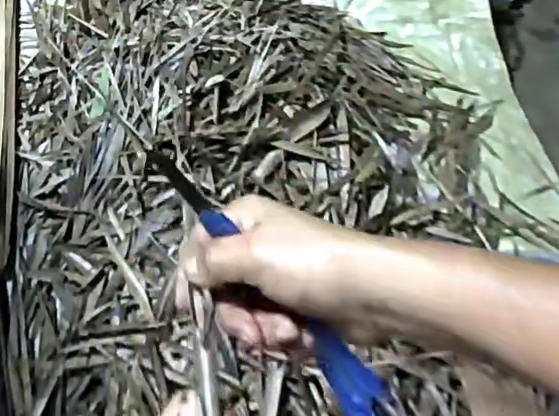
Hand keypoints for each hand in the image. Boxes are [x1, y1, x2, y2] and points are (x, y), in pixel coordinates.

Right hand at [175, 196, 382, 354]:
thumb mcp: (254, 255)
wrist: (371, 293)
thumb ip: (213, 261)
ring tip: (289, 331)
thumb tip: (188, 269)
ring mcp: (276, 278)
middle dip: (238, 315)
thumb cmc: (309, 263)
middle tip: (255, 329)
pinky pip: (272, 329)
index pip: (201, 243)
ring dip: (264, 330)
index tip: (188, 309)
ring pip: (247, 315)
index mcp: (244, 221)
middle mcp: (255, 246)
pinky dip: (285, 338)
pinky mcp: (295, 307)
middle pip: (222, 288)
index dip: (192, 276)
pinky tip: (303, 335)